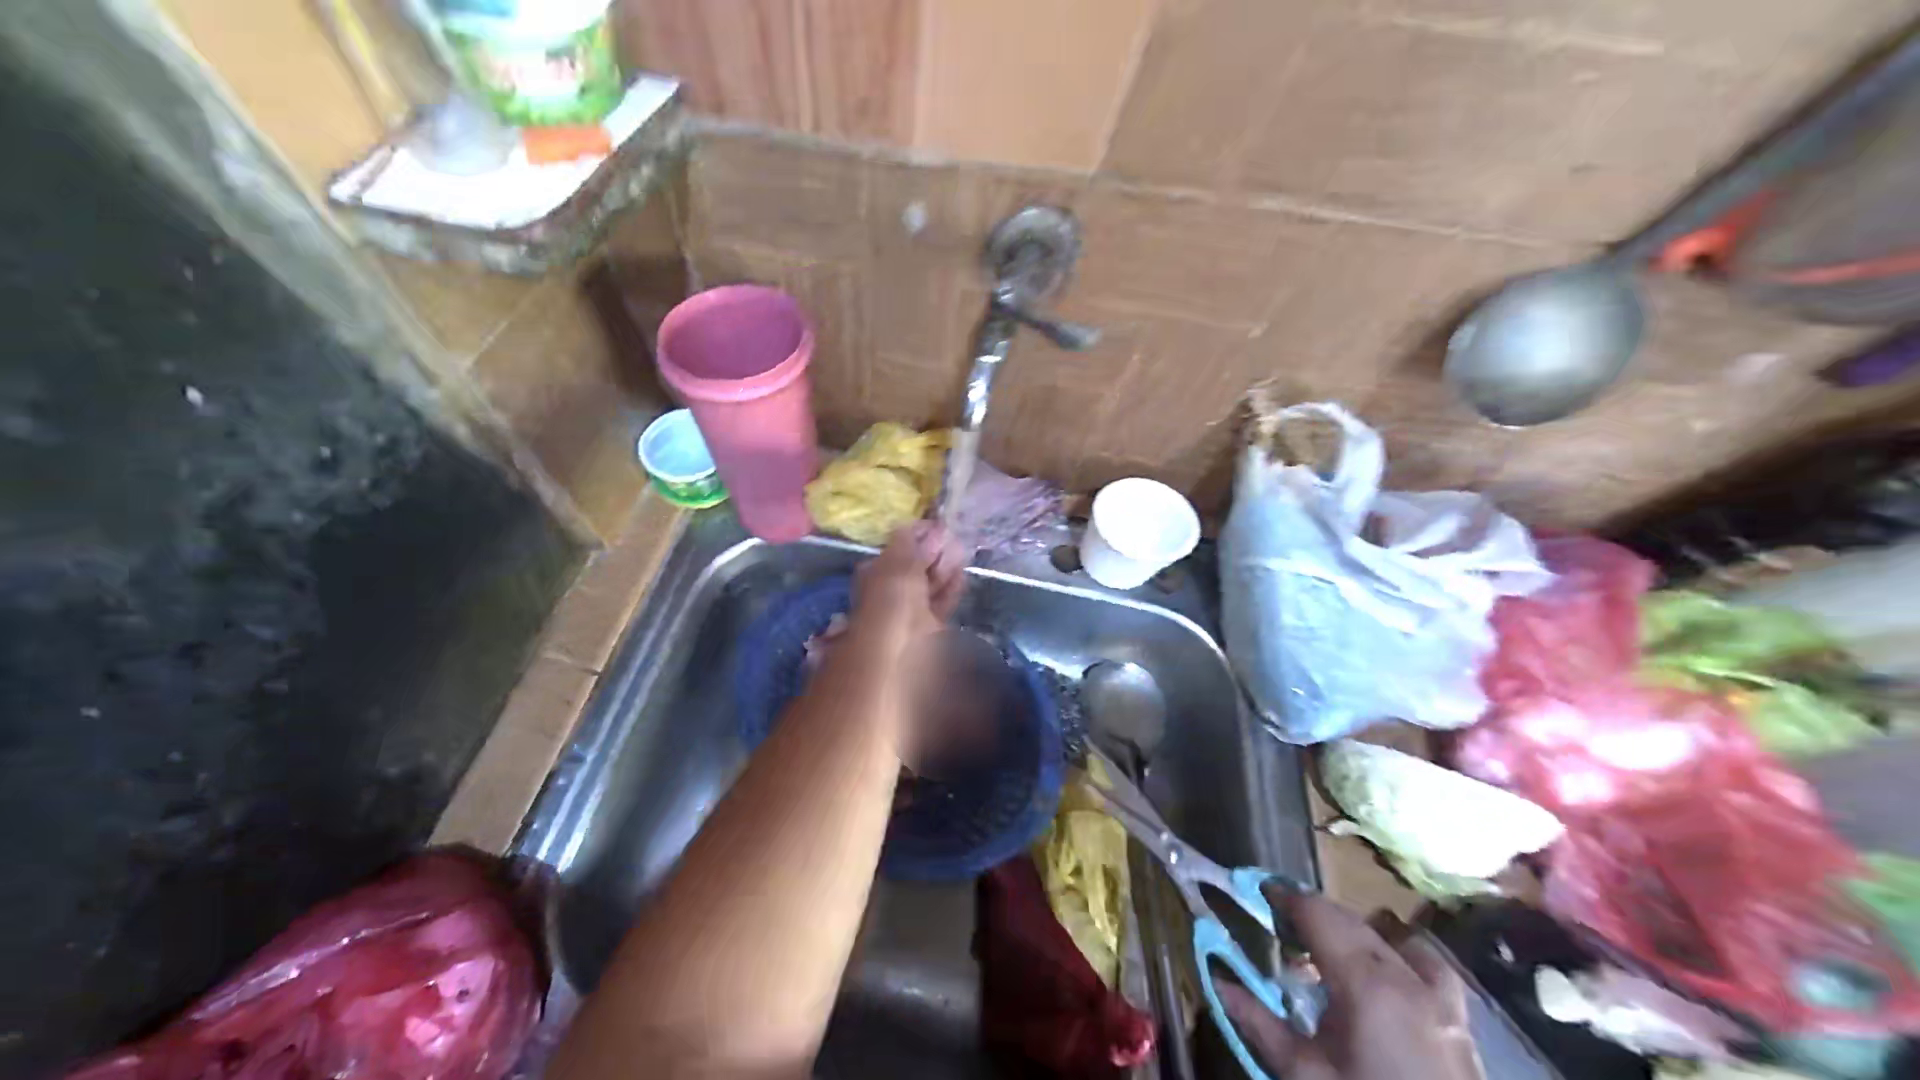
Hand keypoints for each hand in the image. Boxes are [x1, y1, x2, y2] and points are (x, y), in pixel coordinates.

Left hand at [848, 522, 965, 652]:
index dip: (916, 536)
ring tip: (961, 552)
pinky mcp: (930, 631)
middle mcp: (890, 593)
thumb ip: (912, 544)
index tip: (938, 526)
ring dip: (944, 569)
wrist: (898, 658)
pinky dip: (951, 589)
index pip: (897, 549)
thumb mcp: (898, 564)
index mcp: (875, 574)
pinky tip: (962, 575)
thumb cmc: (892, 603)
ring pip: (928, 586)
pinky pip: (941, 604)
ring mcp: (910, 613)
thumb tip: (927, 528)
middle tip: (953, 538)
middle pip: (914, 567)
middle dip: (933, 553)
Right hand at [1218, 892, 1483, 1079]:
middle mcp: (1407, 978)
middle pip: (1352, 920)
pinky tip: (1381, 981)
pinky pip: (1429, 966)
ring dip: (1356, 932)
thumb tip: (1216, 979)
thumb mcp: (1304, 1075)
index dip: (1286, 897)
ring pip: (1393, 938)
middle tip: (1282, 926)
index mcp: (1366, 984)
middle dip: (1315, 914)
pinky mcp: (1462, 1025)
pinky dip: (1398, 955)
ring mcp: (1444, 1002)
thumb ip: (1259, 1021)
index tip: (1260, 892)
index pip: (1318, 914)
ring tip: (1331, 954)